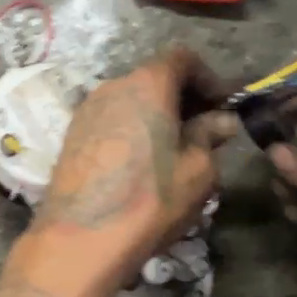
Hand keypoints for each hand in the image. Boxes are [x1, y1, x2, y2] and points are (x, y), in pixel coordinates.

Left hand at [8, 46, 238, 296]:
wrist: (81, 238)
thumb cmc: (151, 199)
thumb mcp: (198, 170)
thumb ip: (210, 136)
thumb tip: (221, 121)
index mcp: (148, 83)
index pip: (182, 58)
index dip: (208, 77)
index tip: (222, 105)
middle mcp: (114, 85)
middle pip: (155, 76)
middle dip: (183, 97)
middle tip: (205, 130)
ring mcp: (88, 108)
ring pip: (132, 99)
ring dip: (157, 114)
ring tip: (175, 150)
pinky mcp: (73, 134)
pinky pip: (112, 118)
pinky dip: (133, 128)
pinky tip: (143, 163)